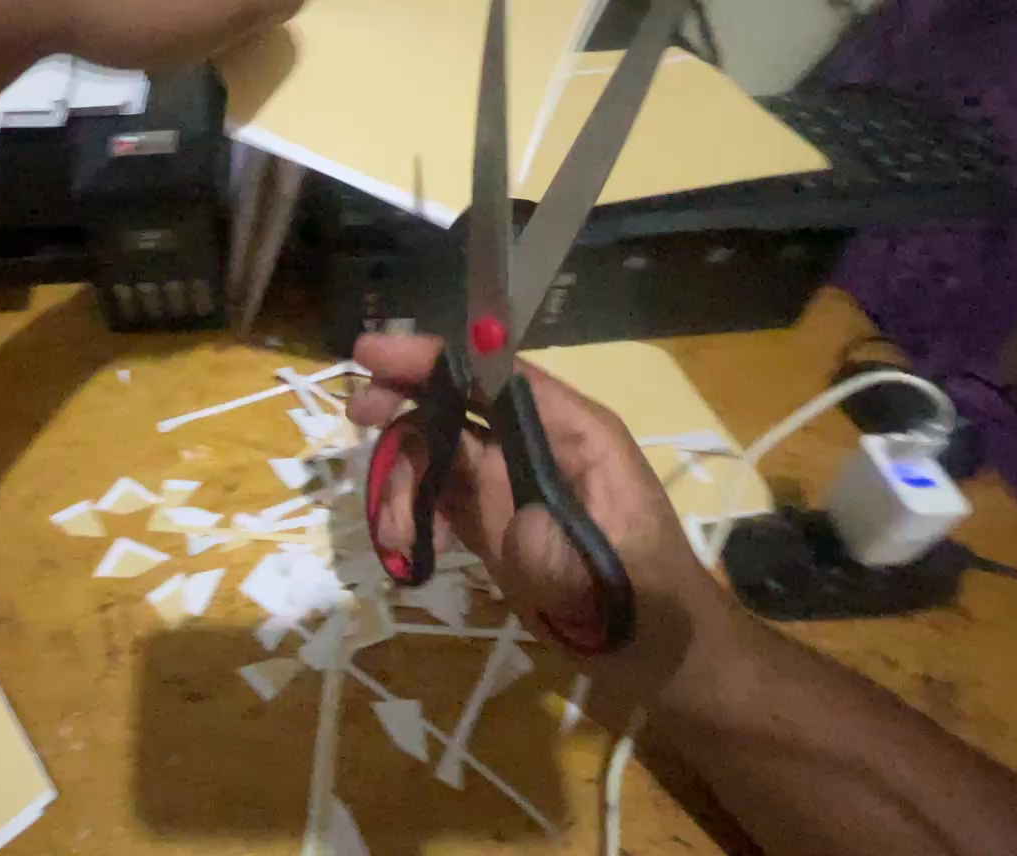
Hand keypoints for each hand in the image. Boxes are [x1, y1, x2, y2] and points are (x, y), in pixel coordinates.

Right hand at [351, 333, 743, 705]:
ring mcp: (506, 479)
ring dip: (402, 481)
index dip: (436, 360)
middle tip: (358, 416)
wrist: (659, 659)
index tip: (373, 357)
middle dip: (403, 402)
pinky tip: (409, 550)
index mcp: (572, 434)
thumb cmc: (654, 607)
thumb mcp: (619, 586)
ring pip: (435, 449)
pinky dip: (410, 512)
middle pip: (455, 400)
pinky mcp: (487, 516)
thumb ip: (568, 558)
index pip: (498, 377)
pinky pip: (434, 494)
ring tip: (396, 536)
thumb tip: (517, 524)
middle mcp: (533, 444)